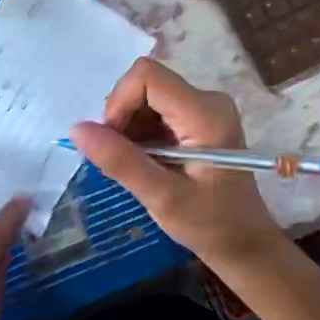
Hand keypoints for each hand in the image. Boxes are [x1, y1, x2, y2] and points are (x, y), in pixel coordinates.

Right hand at [70, 58, 285, 263]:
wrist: (243, 242)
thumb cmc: (208, 223)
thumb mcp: (161, 196)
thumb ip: (120, 160)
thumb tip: (76, 129)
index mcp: (205, 113)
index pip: (146, 77)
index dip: (119, 102)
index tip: (112, 140)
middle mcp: (206, 100)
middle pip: (144, 84)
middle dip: (121, 117)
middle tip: (121, 158)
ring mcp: (203, 108)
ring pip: (145, 96)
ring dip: (128, 127)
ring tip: (135, 164)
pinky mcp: (196, 119)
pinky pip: (154, 110)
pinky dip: (139, 133)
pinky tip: (144, 162)